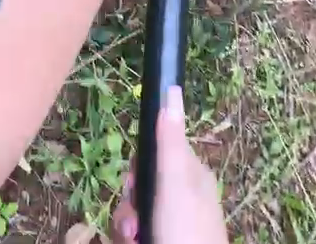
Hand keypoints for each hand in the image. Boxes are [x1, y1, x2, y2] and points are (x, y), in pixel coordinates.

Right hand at [111, 87, 227, 243]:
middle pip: (140, 190)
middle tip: (134, 225)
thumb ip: (170, 140)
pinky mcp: (160, 243)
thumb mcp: (175, 183)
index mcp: (191, 178)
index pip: (156, 156)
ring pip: (134, 218)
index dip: (138, 169)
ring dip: (125, 229)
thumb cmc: (187, 234)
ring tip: (134, 242)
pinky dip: (128, 243)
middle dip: (128, 207)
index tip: (135, 183)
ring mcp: (172, 229)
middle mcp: (181, 202)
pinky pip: (134, 238)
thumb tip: (171, 88)